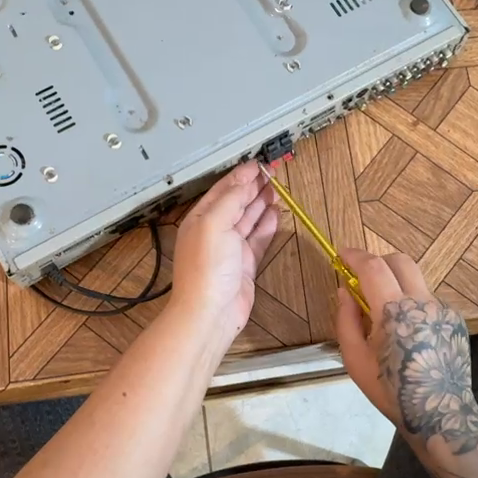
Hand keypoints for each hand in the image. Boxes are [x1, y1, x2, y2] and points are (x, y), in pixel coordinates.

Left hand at [169, 161, 279, 349]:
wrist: (210, 312)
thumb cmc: (206, 271)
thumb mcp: (214, 225)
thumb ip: (230, 201)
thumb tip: (243, 182)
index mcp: (201, 219)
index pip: (223, 190)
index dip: (240, 176)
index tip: (258, 165)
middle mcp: (214, 231)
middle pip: (236, 202)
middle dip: (253, 187)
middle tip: (272, 174)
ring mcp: (230, 248)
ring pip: (248, 219)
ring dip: (262, 203)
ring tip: (276, 189)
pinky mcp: (244, 263)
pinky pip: (258, 238)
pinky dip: (267, 225)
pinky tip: (276, 214)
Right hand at [333, 248, 477, 437]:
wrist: (439, 413)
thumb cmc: (390, 391)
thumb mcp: (355, 359)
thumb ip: (346, 320)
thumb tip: (345, 291)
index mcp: (394, 311)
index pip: (373, 267)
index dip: (355, 256)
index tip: (341, 254)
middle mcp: (422, 302)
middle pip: (400, 261)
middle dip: (378, 261)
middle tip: (363, 277)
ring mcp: (442, 310)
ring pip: (416, 281)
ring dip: (396, 285)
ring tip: (385, 314)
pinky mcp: (455, 320)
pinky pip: (428, 301)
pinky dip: (412, 305)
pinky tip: (407, 333)